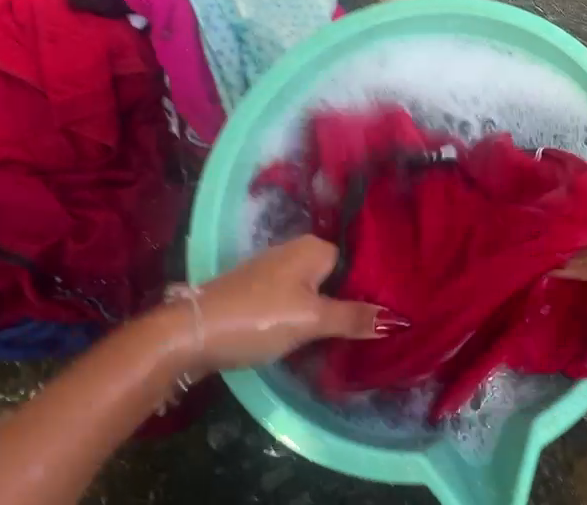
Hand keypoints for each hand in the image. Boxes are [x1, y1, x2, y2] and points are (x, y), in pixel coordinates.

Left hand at [182, 235, 402, 372]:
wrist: (188, 336)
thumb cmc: (256, 318)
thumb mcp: (311, 321)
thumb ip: (353, 318)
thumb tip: (399, 318)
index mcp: (313, 247)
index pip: (357, 262)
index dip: (371, 288)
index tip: (386, 313)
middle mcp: (295, 251)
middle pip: (335, 278)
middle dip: (348, 301)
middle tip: (369, 330)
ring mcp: (273, 272)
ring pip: (314, 292)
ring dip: (325, 313)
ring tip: (345, 338)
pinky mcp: (255, 294)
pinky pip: (293, 302)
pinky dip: (302, 318)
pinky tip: (309, 338)